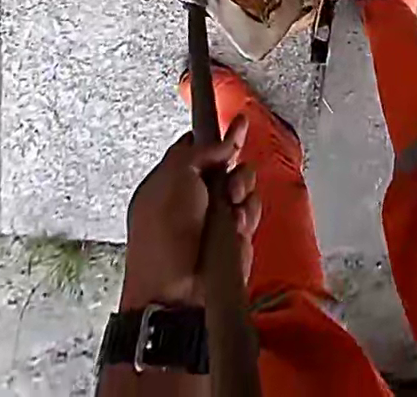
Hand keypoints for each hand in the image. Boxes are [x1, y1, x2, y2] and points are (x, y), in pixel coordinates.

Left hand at [120, 114, 260, 309]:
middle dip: (233, 161)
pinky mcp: (235, 235)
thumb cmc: (164, 234)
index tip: (235, 123)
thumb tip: (223, 143)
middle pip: (226, 162)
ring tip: (231, 200)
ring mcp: (215, 217)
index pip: (196, 148)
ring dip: (241, 187)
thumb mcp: (174, 176)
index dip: (215, 136)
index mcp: (169, 182)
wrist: (179, 292)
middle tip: (231, 169)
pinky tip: (236, 223)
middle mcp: (193, 197)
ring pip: (243, 183)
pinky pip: (251, 209)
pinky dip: (246, 214)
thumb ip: (199, 151)